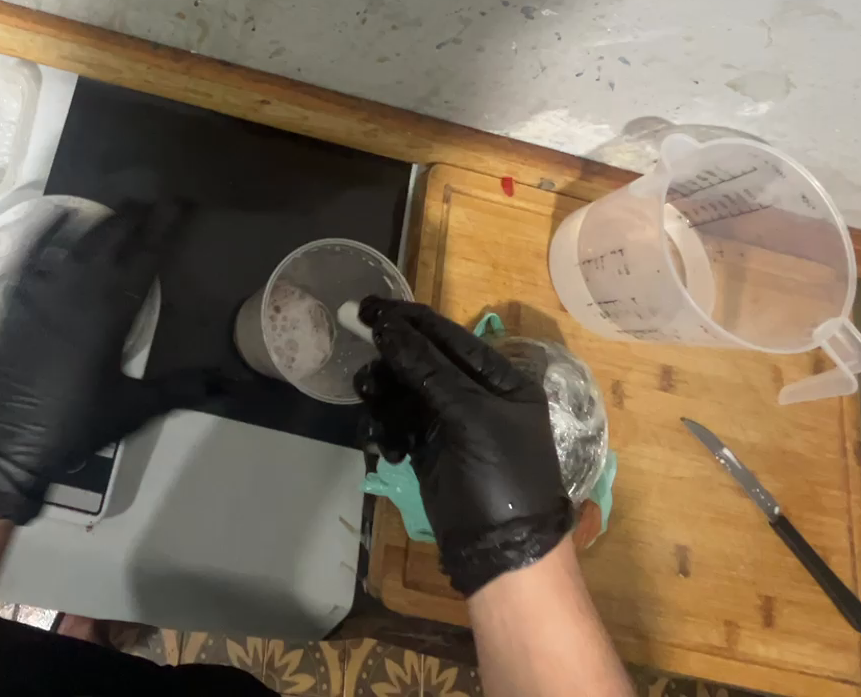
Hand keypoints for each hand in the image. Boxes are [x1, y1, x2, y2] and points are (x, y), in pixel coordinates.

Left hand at [0, 200, 212, 523]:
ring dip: (101, 220)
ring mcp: (44, 290)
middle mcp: (80, 289)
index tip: (179, 204)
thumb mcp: (133, 408)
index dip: (164, 227)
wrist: (0, 441)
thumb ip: (180, 388)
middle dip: (135, 215)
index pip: (146, 256)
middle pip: (113, 238)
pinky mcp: (17, 298)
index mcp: (112, 312)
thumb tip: (228, 382)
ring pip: (78, 240)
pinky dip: (48, 230)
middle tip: (152, 198)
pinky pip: (34, 252)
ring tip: (119, 206)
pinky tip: (59, 215)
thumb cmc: (72, 424)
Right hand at [356, 298, 572, 595]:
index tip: (370, 306)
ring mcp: (450, 421)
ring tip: (369, 396)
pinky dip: (387, 427)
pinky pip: (397, 420)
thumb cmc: (500, 475)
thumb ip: (427, 368)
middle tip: (360, 347)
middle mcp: (475, 393)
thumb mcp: (471, 416)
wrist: (501, 554)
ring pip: (404, 389)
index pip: (449, 336)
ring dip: (384, 392)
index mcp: (500, 379)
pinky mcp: (428, 446)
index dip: (409, 319)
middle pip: (421, 359)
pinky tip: (389, 446)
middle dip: (391, 358)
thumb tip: (386, 325)